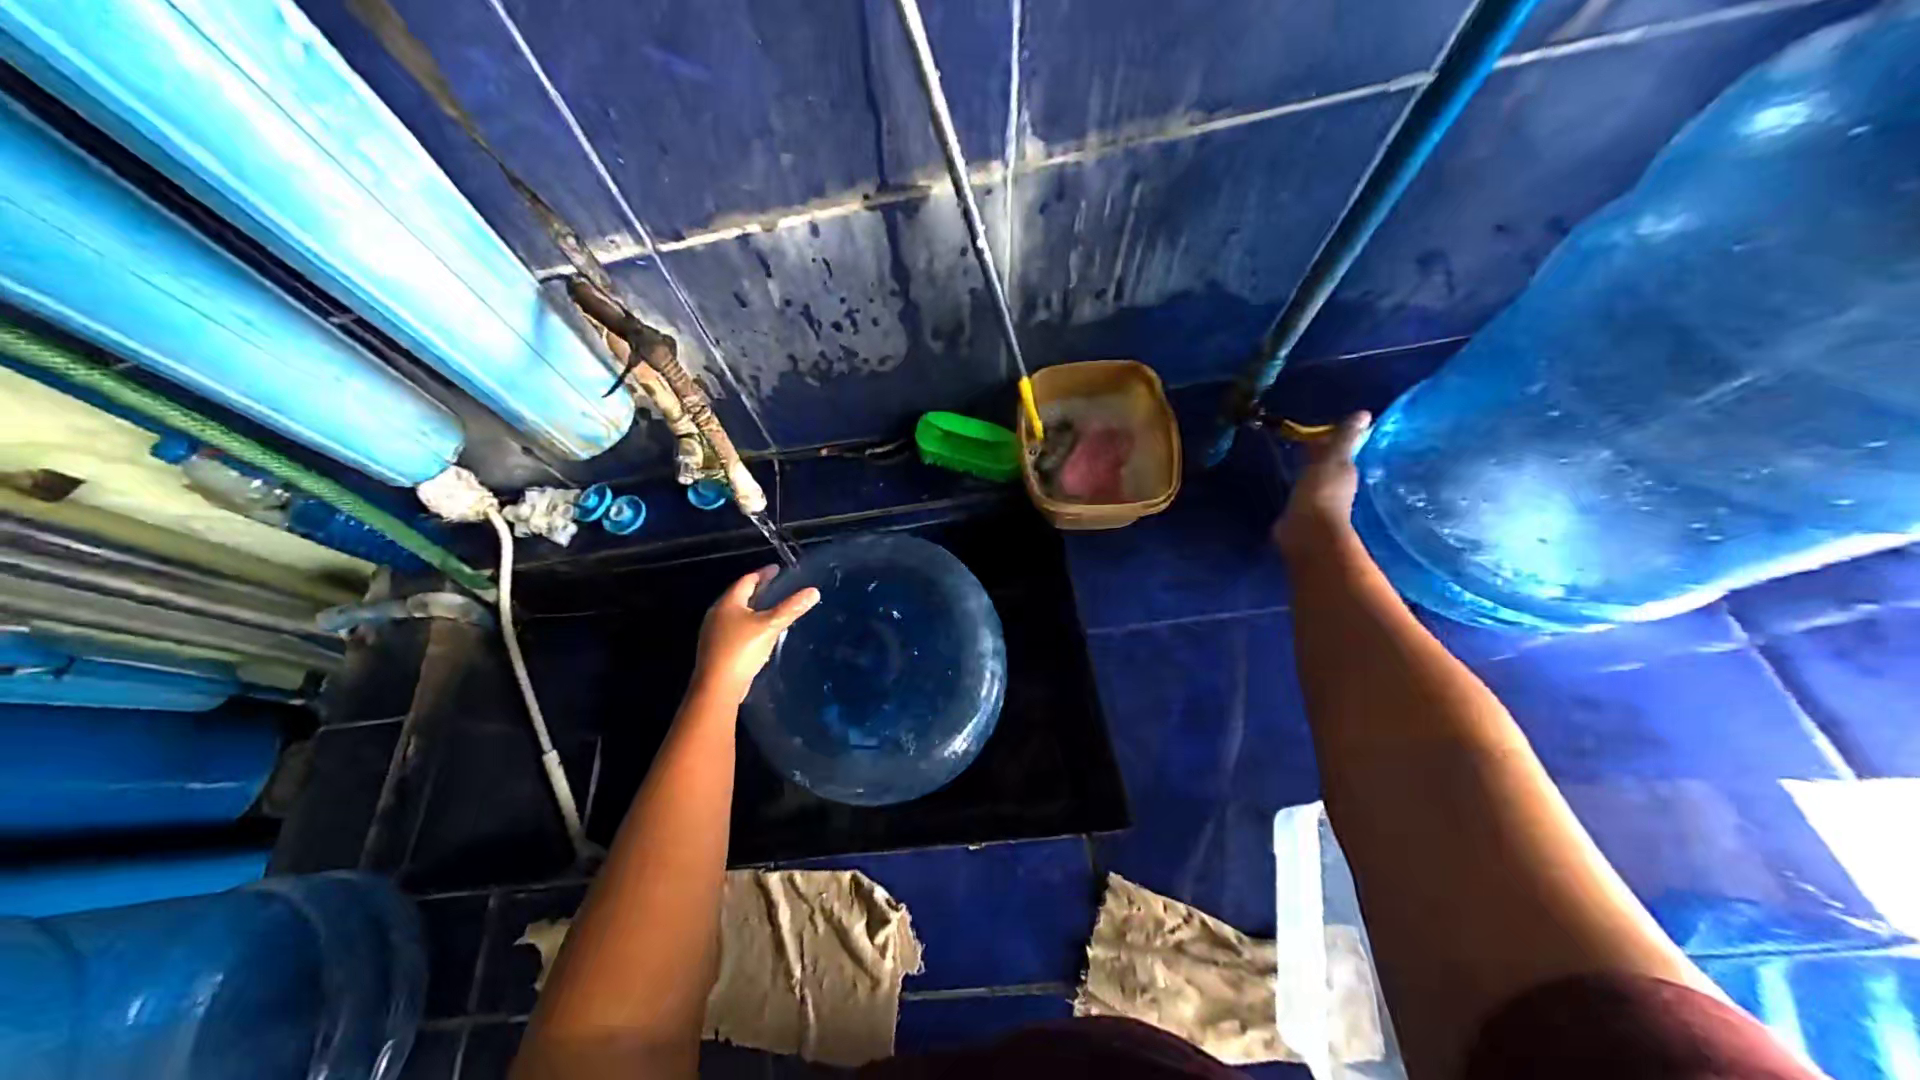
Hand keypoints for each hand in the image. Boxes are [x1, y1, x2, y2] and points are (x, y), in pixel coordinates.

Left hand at [692, 566, 820, 703]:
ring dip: (752, 608)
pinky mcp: (716, 648)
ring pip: (736, 613)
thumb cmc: (742, 650)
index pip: (746, 581)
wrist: (717, 686)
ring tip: (770, 608)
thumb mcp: (770, 626)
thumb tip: (814, 591)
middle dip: (757, 590)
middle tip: (775, 586)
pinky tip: (759, 632)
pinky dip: (748, 624)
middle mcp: (717, 614)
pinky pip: (734, 628)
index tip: (776, 569)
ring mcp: (714, 632)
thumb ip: (791, 608)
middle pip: (739, 595)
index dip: (763, 574)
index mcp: (728, 603)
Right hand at [1272, 411, 1371, 556]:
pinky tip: (1284, 481)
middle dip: (1316, 454)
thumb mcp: (1334, 458)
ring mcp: (1317, 500)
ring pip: (1312, 478)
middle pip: (1325, 464)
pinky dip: (1294, 485)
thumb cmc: (1322, 492)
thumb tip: (1364, 414)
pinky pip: (1298, 492)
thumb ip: (1345, 437)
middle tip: (1300, 440)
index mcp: (1345, 470)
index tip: (1313, 429)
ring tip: (1290, 458)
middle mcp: (1335, 485)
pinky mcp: (1299, 513)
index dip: (1328, 438)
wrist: (1305, 532)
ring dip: (1305, 469)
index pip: (1339, 449)